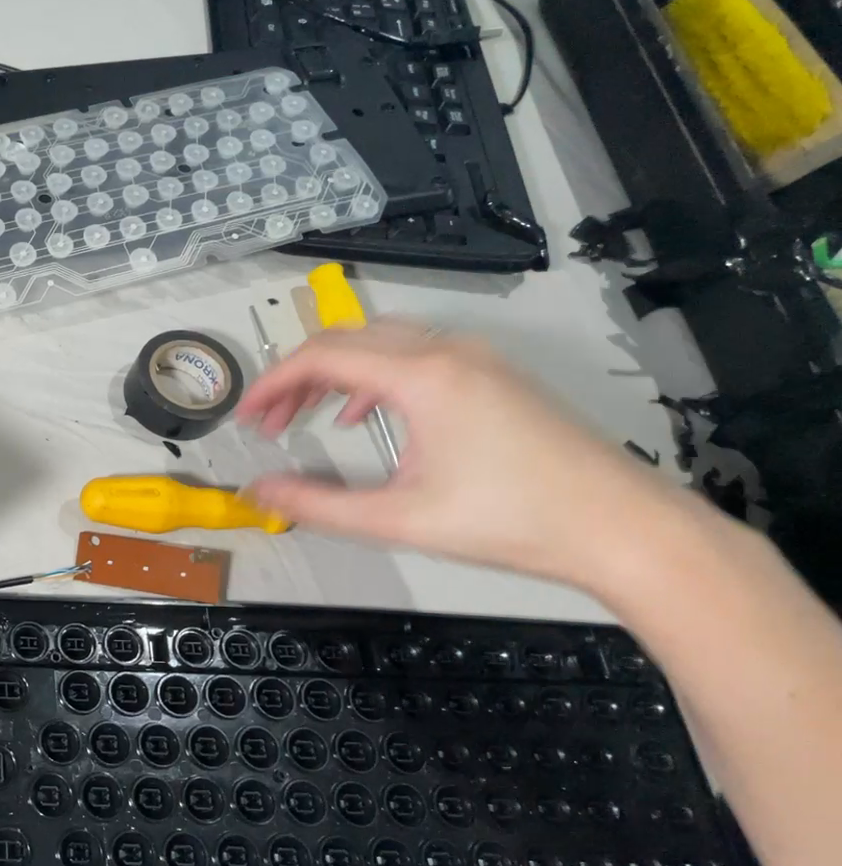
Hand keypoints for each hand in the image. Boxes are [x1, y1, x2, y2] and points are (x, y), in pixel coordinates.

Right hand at [236, 320, 691, 589]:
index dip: (272, 383)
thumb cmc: (509, 521)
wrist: (621, 527)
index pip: (323, 356)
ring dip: (333, 374)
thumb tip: (258, 492)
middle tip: (268, 422)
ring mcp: (478, 361)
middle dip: (297, 376)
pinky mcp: (495, 378)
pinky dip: (371, 378)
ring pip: (382, 343)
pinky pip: (414, 356)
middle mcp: (449, 354)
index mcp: (423, 378)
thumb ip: (317, 504)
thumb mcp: (397, 519)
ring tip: (303, 419)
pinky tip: (362, 417)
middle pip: (349, 338)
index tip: (243, 416)